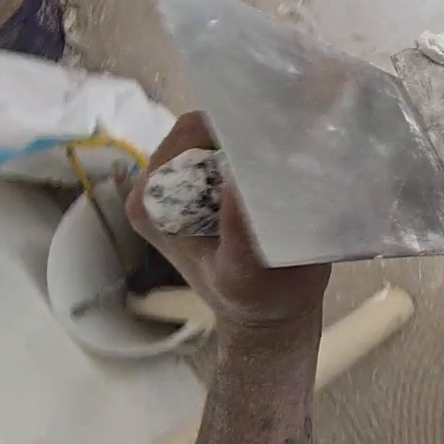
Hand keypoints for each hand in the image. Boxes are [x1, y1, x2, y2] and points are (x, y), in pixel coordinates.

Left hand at [126, 112, 330, 332]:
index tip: (280, 141)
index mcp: (152, 201)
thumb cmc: (262, 299)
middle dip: (250, 133)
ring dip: (258, 142)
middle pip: (208, 126)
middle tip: (291, 152)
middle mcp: (157, 184)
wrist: (272, 317)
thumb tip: (237, 167)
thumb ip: (238, 224)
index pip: (194, 132)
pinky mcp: (203, 184)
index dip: (239, 128)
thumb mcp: (248, 268)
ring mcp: (179, 182)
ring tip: (290, 163)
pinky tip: (283, 171)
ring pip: (223, 134)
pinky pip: (231, 148)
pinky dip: (259, 152)